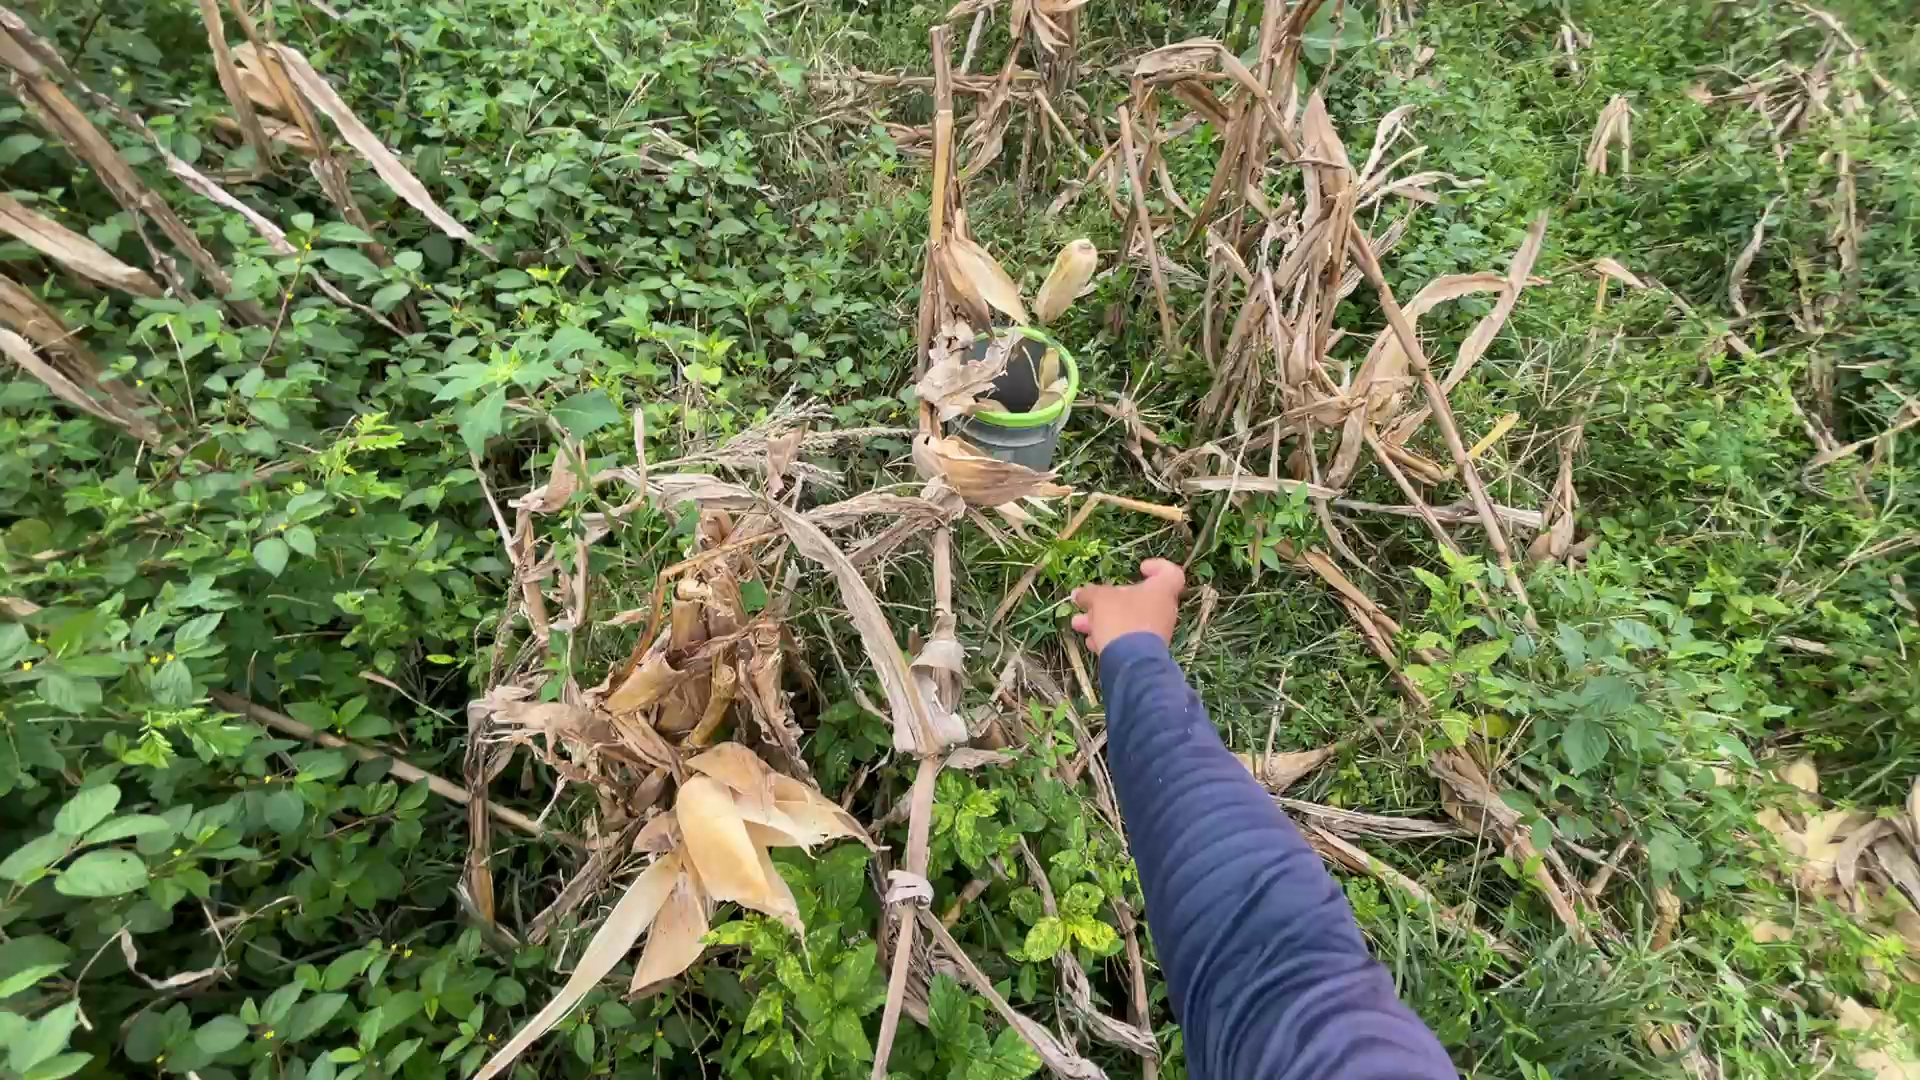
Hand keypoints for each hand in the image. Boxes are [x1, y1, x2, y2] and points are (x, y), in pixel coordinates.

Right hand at [1069, 558, 1185, 654]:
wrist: (1131, 663)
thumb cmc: (1121, 619)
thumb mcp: (1100, 600)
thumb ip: (1090, 593)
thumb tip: (1079, 593)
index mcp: (1160, 591)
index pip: (1170, 573)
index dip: (1157, 567)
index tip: (1140, 568)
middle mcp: (1163, 610)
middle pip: (1138, 598)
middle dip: (1109, 600)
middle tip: (1090, 602)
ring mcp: (1156, 632)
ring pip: (1128, 619)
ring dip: (1103, 619)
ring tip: (1080, 624)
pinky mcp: (1146, 651)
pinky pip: (1127, 638)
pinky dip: (1110, 636)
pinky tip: (1091, 641)